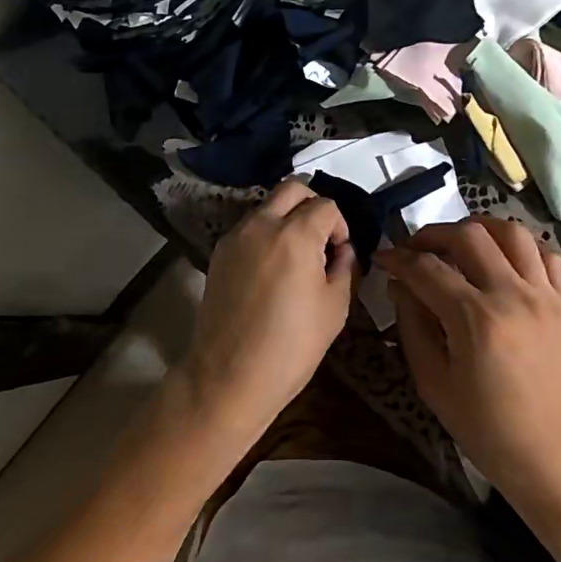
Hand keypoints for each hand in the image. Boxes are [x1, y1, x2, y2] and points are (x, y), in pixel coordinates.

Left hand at [179, 178, 356, 435]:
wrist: (230, 373)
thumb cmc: (291, 346)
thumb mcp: (334, 307)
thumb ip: (343, 267)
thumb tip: (341, 250)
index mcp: (293, 235)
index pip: (325, 205)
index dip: (340, 225)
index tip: (341, 252)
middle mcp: (259, 225)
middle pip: (291, 188)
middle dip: (312, 204)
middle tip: (321, 238)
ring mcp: (233, 237)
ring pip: (265, 206)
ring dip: (286, 217)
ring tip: (297, 256)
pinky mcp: (217, 252)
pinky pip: (247, 228)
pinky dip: (264, 233)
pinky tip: (273, 268)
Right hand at [375, 217, 560, 510]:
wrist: (558, 458)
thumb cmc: (485, 427)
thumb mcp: (432, 380)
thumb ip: (412, 324)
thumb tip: (400, 286)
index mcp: (475, 319)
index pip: (426, 268)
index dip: (396, 258)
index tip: (381, 259)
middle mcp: (514, 296)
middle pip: (469, 236)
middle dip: (432, 235)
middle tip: (414, 250)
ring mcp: (546, 297)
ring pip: (512, 233)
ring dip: (478, 230)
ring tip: (457, 247)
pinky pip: (545, 255)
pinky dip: (517, 248)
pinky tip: (498, 264)